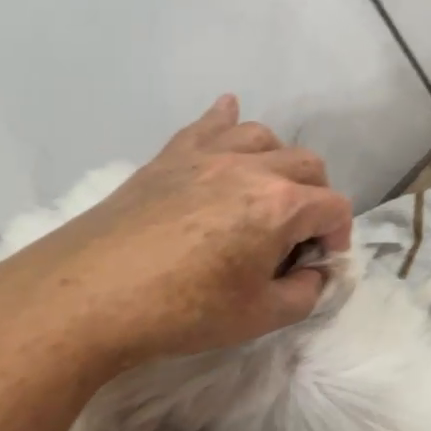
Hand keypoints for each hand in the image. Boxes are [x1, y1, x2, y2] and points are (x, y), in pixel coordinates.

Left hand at [0, 95, 352, 371]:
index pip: (334, 207)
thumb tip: (313, 271)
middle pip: (307, 164)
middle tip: (299, 237)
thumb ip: (306, 292)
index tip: (321, 264)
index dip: (338, 237)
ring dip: (279, 161)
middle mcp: (250, 167)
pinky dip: (226, 119)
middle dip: (317, 198)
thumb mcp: (263, 316)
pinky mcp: (168, 158)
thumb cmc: (187, 310)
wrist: (91, 295)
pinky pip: (206, 124)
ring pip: (262, 136)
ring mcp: (205, 156)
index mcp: (280, 205)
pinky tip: (229, 114)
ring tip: (269, 194)